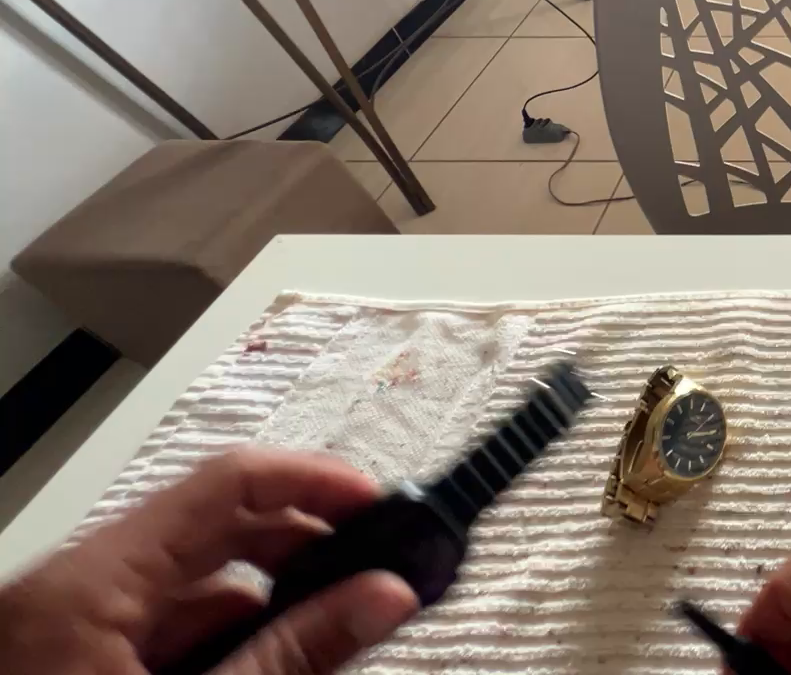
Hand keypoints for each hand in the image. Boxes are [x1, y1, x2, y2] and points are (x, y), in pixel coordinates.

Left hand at [0, 449, 417, 674]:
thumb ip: (293, 655)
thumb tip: (390, 596)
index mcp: (87, 587)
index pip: (233, 480)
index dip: (318, 480)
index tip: (377, 507)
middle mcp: (65, 590)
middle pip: (218, 520)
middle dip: (304, 539)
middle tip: (365, 566)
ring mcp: (55, 627)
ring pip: (192, 573)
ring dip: (268, 588)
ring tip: (320, 622)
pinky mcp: (57, 661)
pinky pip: (159, 617)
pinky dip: (221, 629)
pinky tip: (257, 661)